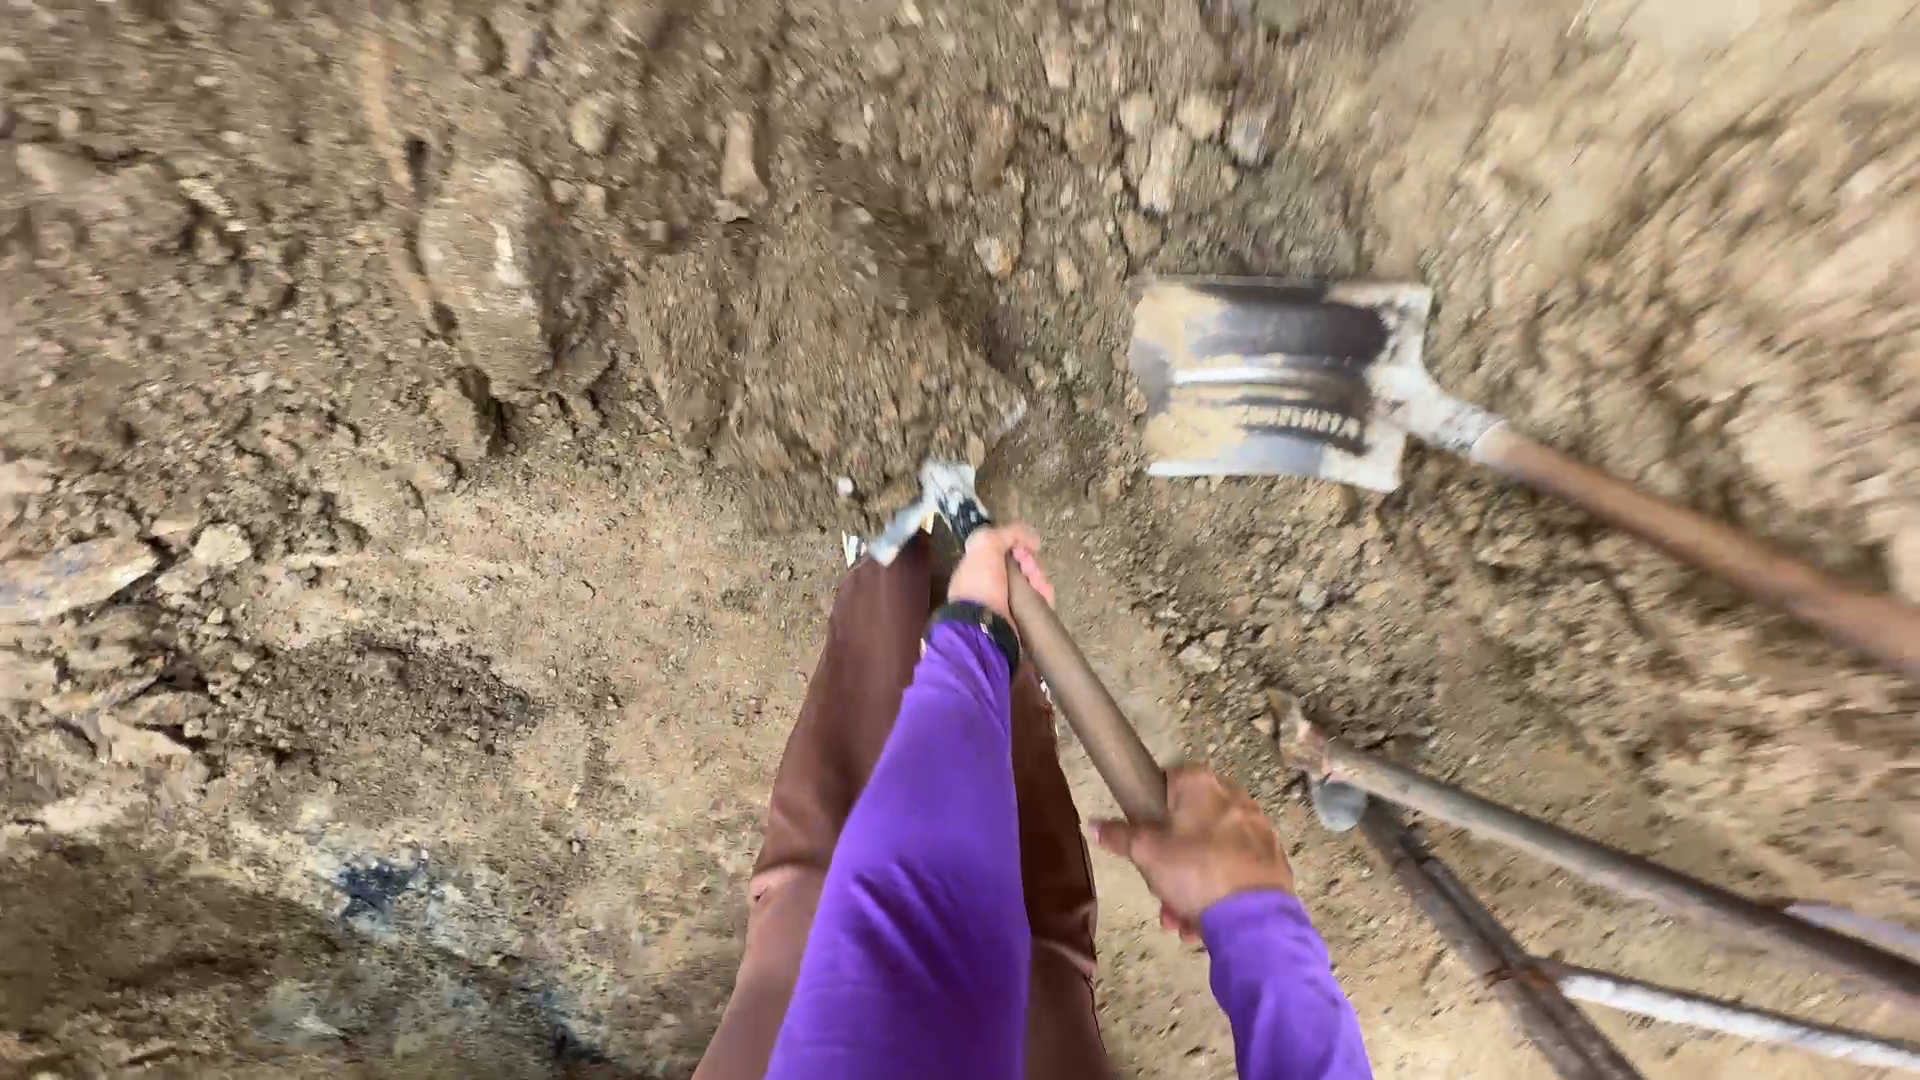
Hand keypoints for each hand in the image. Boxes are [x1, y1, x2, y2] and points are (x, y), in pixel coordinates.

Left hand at [947, 523, 1053, 621]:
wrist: (984, 627)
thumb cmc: (981, 583)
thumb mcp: (986, 544)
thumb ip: (1009, 533)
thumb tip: (1034, 540)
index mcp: (980, 566)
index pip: (1008, 550)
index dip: (1018, 546)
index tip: (1021, 551)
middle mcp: (994, 583)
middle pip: (1024, 566)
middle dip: (1031, 565)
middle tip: (1029, 571)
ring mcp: (1008, 602)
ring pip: (1034, 583)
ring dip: (1040, 581)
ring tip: (1038, 587)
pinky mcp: (1022, 619)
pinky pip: (1040, 602)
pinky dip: (1044, 597)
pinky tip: (1044, 596)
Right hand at [1091, 765, 1295, 941]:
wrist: (1255, 919)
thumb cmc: (1194, 870)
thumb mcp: (1145, 853)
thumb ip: (1118, 836)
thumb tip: (1092, 824)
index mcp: (1201, 783)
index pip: (1166, 780)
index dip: (1151, 810)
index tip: (1145, 839)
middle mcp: (1233, 795)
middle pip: (1189, 822)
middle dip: (1170, 861)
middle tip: (1160, 889)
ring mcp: (1257, 826)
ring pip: (1211, 850)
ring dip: (1190, 883)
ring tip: (1179, 920)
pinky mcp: (1273, 857)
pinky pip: (1234, 867)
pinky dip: (1218, 889)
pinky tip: (1204, 922)